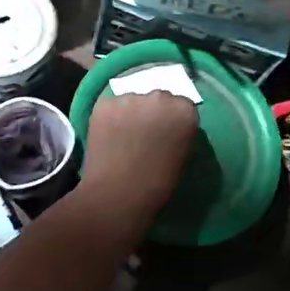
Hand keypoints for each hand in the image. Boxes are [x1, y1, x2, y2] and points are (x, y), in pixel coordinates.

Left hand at [80, 91, 196, 221]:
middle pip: (158, 99)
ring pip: (133, 100)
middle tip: (144, 134)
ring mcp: (130, 98)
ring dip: (131, 113)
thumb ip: (179, 133)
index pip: (182, 105)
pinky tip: (109, 135)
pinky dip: (111, 117)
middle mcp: (159, 97)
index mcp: (184, 111)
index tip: (166, 133)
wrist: (118, 193)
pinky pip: (112, 106)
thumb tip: (170, 127)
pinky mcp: (105, 103)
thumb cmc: (157, 184)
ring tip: (124, 136)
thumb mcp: (183, 156)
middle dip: (153, 112)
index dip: (172, 119)